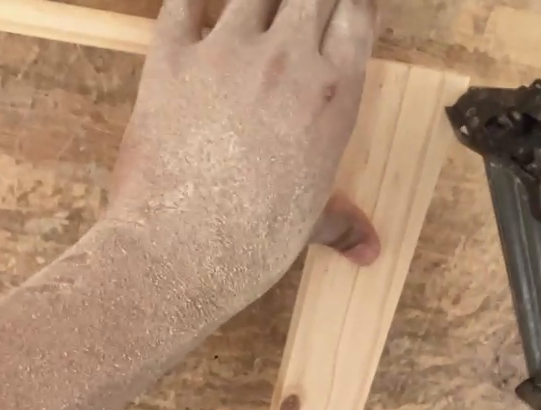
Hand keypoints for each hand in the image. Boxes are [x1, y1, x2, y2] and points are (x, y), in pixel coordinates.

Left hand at [101, 0, 379, 319]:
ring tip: (255, 17)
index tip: (343, 15)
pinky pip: (183, 1)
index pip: (358, 14)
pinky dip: (192, 3)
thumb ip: (339, 223)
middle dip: (311, 1)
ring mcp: (226, 53)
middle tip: (298, 19)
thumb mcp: (305, 229)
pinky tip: (197, 14)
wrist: (177, 254)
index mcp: (332, 97)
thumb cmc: (250, 247)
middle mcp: (286, 60)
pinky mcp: (170, 59)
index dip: (352, 8)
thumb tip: (370, 251)